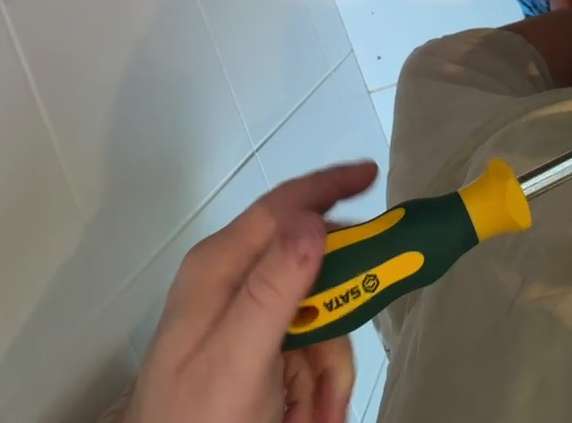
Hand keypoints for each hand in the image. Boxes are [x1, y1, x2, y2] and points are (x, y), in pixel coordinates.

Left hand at [125, 162, 379, 422]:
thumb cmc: (197, 422)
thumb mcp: (236, 360)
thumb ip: (273, 288)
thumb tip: (313, 219)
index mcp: (220, 265)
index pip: (283, 205)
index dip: (330, 185)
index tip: (374, 175)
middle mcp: (233, 278)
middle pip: (313, 268)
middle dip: (337, 321)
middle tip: (340, 376)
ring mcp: (245, 314)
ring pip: (321, 313)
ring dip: (328, 369)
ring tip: (315, 417)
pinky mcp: (256, 346)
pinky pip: (311, 347)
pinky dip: (318, 384)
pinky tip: (304, 417)